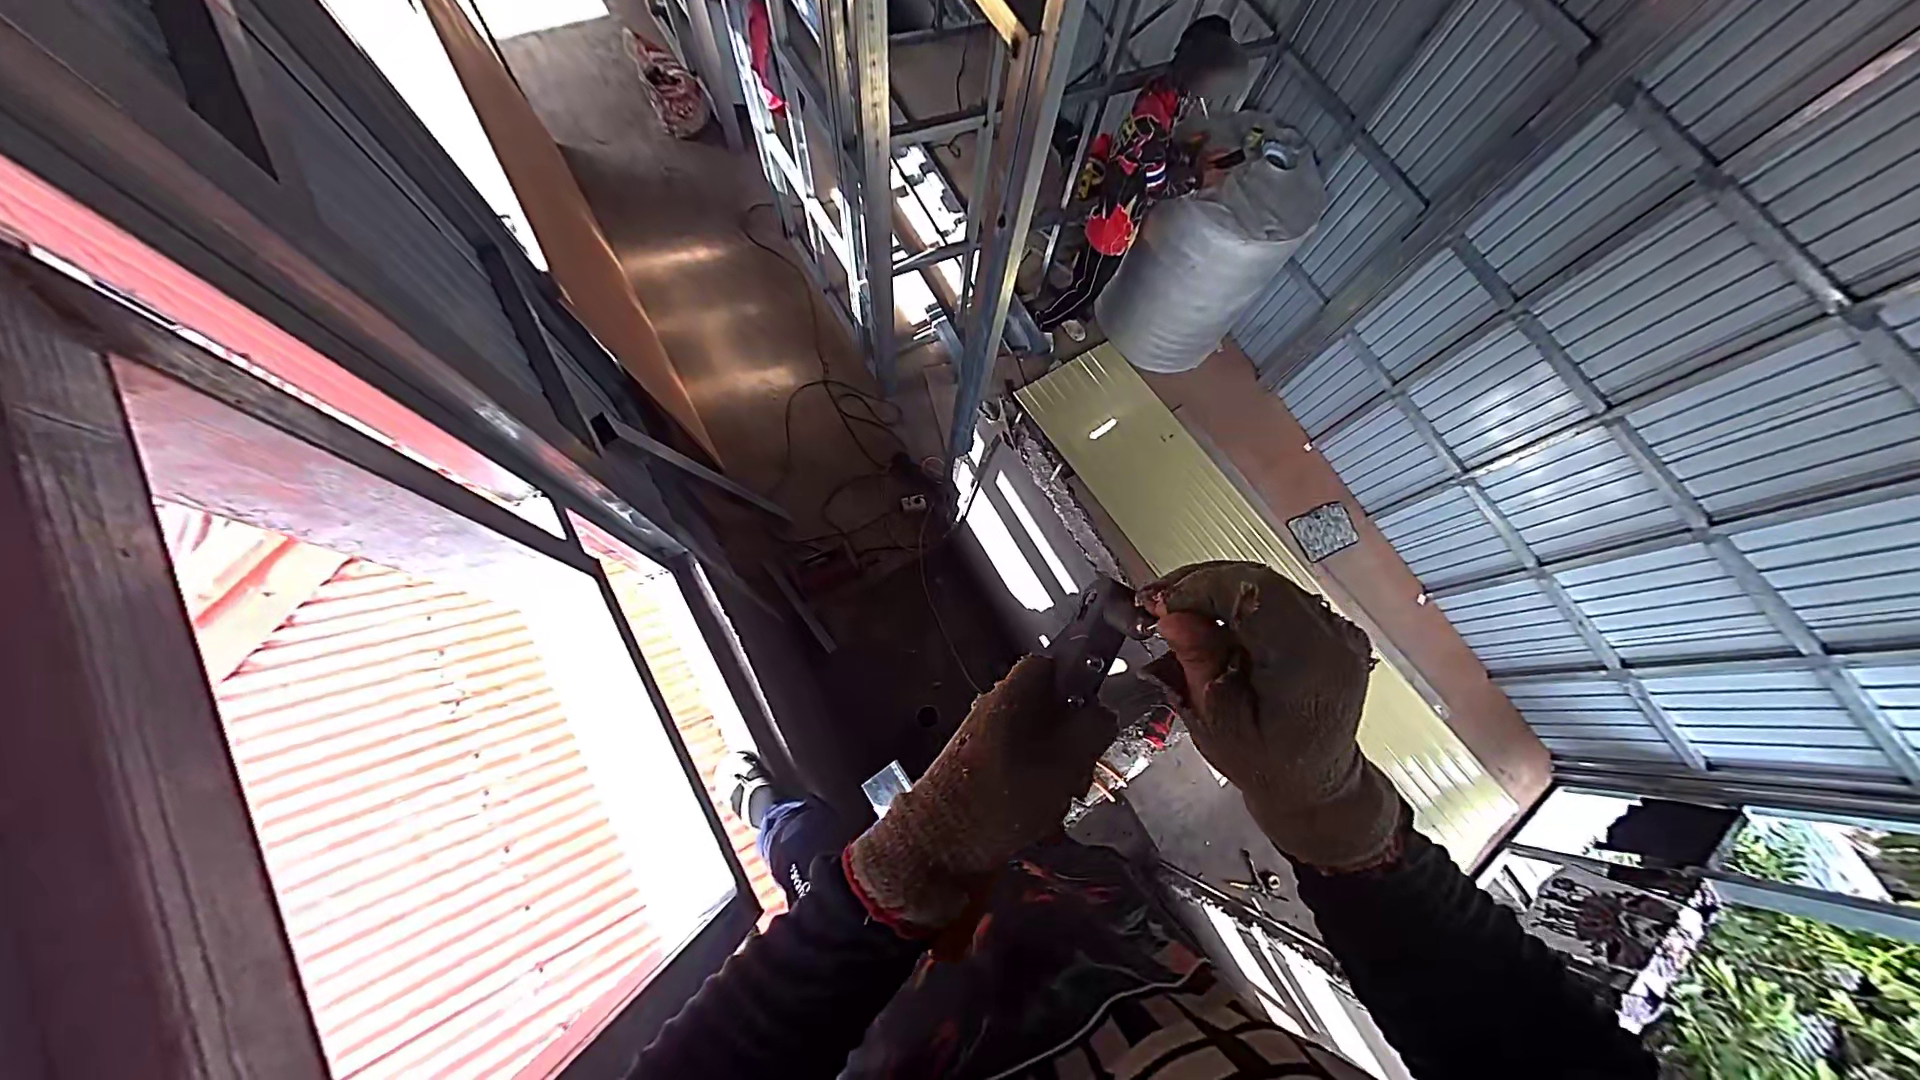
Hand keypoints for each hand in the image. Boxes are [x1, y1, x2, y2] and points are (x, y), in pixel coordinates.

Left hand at [845, 656, 1116, 932]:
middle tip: (1080, 768)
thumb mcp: (1060, 767)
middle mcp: (992, 710)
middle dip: (1071, 737)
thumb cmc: (993, 804)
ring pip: (1037, 738)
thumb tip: (1103, 713)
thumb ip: (1089, 733)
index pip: (1046, 665)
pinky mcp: (978, 767)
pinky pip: (1019, 762)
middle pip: (1046, 706)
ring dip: (1057, 766)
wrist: (935, 849)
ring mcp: (983, 739)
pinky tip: (1040, 813)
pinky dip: (1036, 782)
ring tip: (1060, 796)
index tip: (1092, 710)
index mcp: (1008, 697)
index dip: (1075, 681)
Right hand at [1140, 561, 1406, 870]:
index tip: (1157, 605)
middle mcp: (1331, 639)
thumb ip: (1198, 665)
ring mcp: (1330, 627)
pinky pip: (1266, 592)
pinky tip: (1198, 610)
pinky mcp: (1318, 623)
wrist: (1314, 779)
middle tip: (1153, 603)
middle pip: (1255, 580)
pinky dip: (1225, 595)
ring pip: (1258, 579)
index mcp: (1312, 667)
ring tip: (1169, 607)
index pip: (1253, 597)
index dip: (1197, 590)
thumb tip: (1173, 616)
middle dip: (1195, 584)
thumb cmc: (1270, 764)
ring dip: (1207, 586)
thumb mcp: (1220, 726)